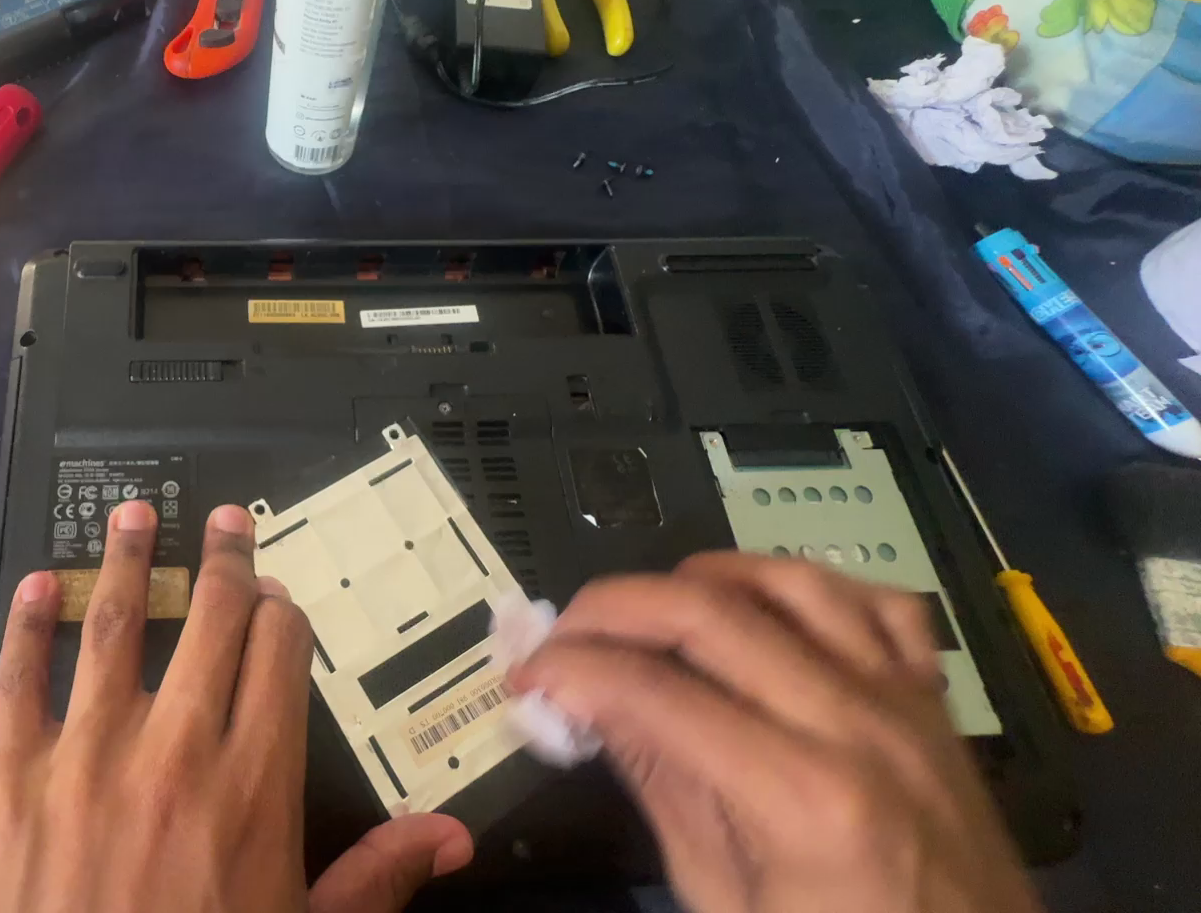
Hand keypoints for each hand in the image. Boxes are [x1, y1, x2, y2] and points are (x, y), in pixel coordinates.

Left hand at [0, 501, 473, 912]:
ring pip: (113, 626)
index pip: (277, 653)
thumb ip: (375, 878)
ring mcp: (86, 755)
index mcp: (251, 784)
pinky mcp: (8, 777)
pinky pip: (18, 681)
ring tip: (135, 516)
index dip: (279, 613)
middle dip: (221, 562)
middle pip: (208, 620)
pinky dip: (28, 625)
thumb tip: (450, 838)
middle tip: (222, 521)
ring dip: (126, 562)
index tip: (273, 596)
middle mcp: (174, 750)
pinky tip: (39, 584)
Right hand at [507, 552, 1040, 912]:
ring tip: (651, 612)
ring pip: (787, 580)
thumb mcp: (720, 895)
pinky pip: (875, 604)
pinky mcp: (933, 701)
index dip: (567, 667)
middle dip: (607, 607)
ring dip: (698, 577)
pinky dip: (804, 589)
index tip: (525, 677)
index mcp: (805, 800)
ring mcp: (906, 704)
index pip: (651, 687)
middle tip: (562, 636)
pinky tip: (758, 612)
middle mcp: (857, 728)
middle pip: (706, 611)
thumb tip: (580, 698)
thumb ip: (655, 777)